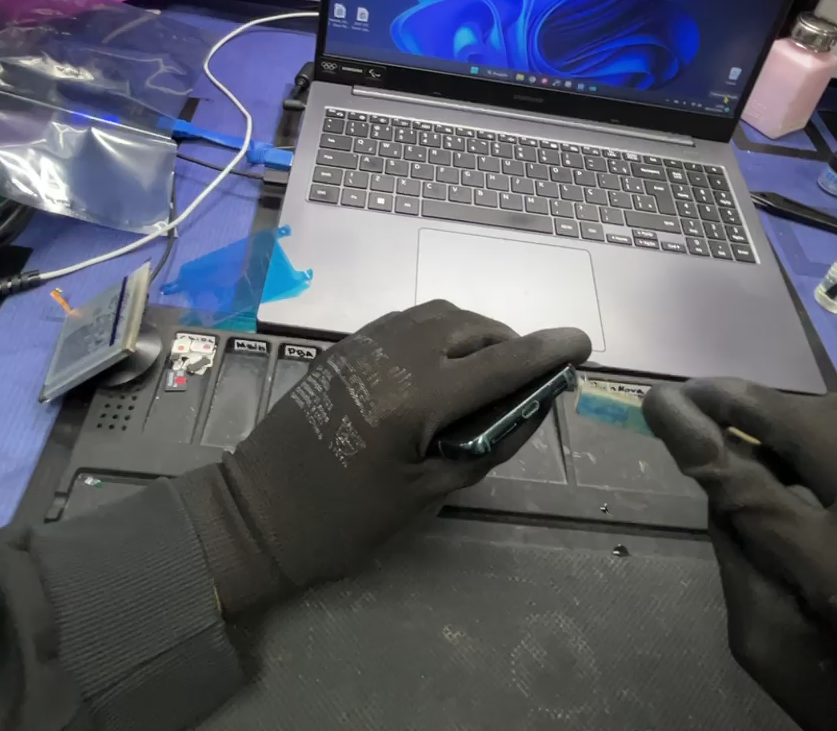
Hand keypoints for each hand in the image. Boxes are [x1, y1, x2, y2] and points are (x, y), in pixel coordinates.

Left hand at [174, 300, 590, 617]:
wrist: (255, 512)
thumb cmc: (343, 522)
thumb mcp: (424, 495)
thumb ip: (482, 448)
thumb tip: (526, 411)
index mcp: (415, 399)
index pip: (498, 365)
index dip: (545, 352)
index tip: (582, 341)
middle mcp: (393, 354)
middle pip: (471, 328)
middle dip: (510, 342)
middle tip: (531, 372)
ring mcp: (364, 343)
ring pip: (439, 314)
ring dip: (475, 331)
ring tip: (492, 364)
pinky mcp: (346, 345)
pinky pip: (408, 320)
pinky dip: (440, 330)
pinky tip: (445, 360)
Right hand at [645, 380, 836, 730]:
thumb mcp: (769, 647)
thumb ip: (735, 555)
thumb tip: (715, 472)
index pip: (747, 481)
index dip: (694, 433)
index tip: (656, 399)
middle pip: (808, 425)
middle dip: (744, 401)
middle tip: (699, 397)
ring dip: (794, 414)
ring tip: (756, 428)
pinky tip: (819, 460)